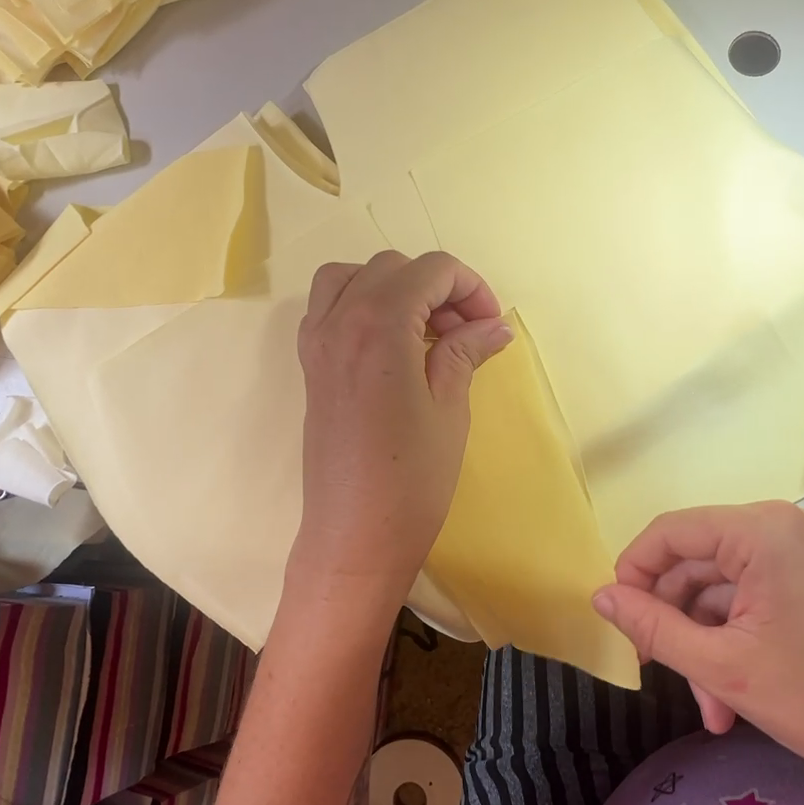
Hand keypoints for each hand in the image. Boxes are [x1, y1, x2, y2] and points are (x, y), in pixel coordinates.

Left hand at [293, 251, 511, 602]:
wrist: (355, 536)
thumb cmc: (412, 478)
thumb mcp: (450, 408)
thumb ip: (465, 352)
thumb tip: (493, 326)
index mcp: (378, 325)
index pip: (430, 270)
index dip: (470, 287)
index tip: (491, 325)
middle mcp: (339, 320)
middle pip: (392, 268)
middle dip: (437, 287)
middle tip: (468, 331)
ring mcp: (317, 342)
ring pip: (351, 277)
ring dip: (393, 288)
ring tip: (425, 329)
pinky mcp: (310, 366)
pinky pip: (328, 307)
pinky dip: (360, 305)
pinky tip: (391, 345)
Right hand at [592, 503, 803, 799]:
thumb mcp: (721, 666)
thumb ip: (652, 626)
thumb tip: (599, 597)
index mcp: (761, 531)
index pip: (671, 532)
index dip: (634, 571)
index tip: (617, 619)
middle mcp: (778, 527)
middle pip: (692, 561)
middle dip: (672, 620)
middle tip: (653, 668)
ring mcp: (794, 552)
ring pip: (715, 588)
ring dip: (700, 643)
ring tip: (706, 705)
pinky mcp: (803, 578)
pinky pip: (743, 599)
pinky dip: (727, 642)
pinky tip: (725, 700)